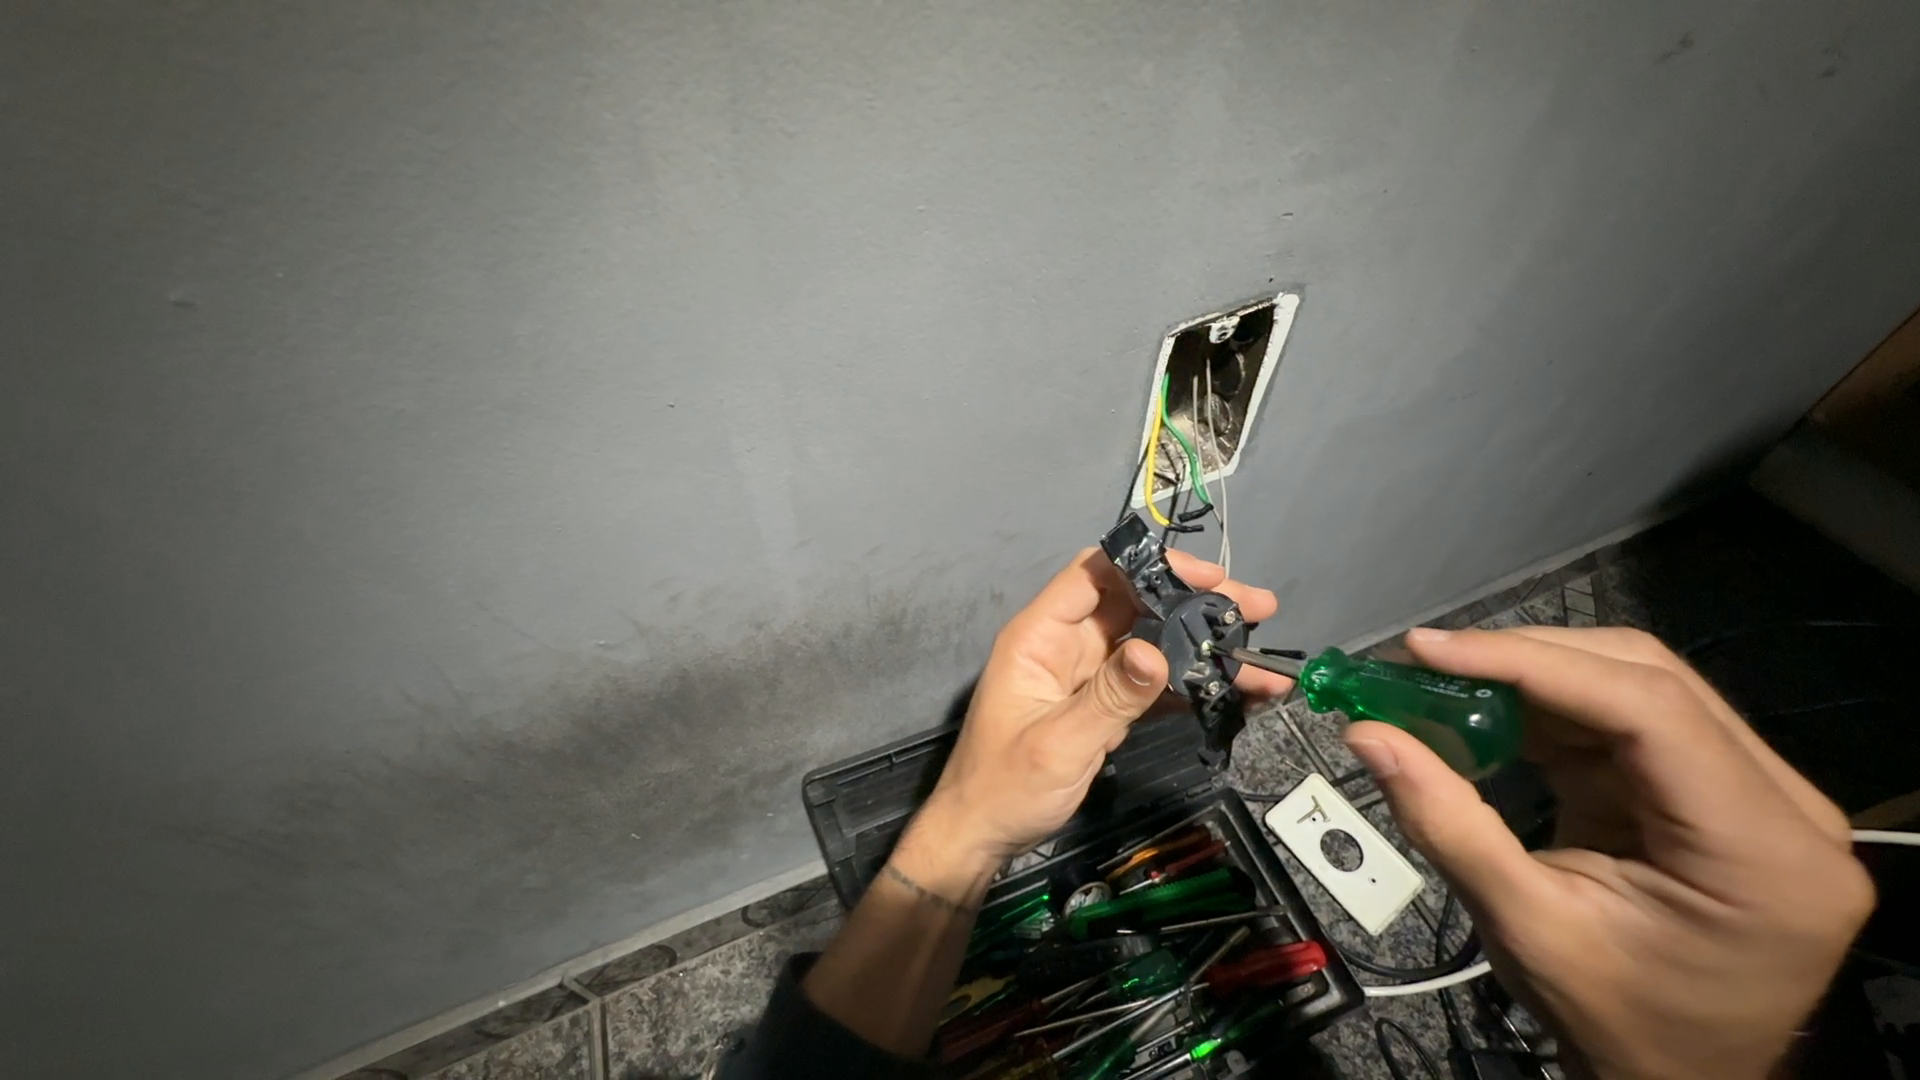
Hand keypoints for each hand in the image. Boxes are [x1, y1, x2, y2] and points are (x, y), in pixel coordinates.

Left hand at [896, 547, 1287, 891]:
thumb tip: (1157, 652)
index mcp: (1041, 636)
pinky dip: (1191, 684)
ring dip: (1203, 646)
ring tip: (1260, 657)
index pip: (1094, 575)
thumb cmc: (1005, 786)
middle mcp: (1066, 644)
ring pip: (1151, 641)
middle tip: (1255, 608)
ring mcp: (1088, 674)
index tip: (1207, 578)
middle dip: (1194, 602)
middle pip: (1135, 602)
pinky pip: (1152, 682)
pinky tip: (1237, 692)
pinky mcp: (1104, 704)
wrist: (982, 833)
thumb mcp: (1057, 744)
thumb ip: (1109, 698)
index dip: (1149, 565)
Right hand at [1344, 626, 1872, 1079]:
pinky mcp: (1694, 784)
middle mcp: (1775, 801)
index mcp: (1760, 849)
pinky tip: (1475, 710)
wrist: (1678, 1072)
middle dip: (1520, 658)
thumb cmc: (1617, 1016)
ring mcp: (1742, 787)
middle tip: (1420, 663)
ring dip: (1522, 673)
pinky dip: (1532, 703)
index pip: (1647, 709)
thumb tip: (1364, 733)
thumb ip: (1446, 823)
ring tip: (1434, 680)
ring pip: (1624, 681)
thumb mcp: (1524, 925)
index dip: (1528, 663)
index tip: (1425, 651)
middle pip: (1643, 676)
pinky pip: (1608, 713)